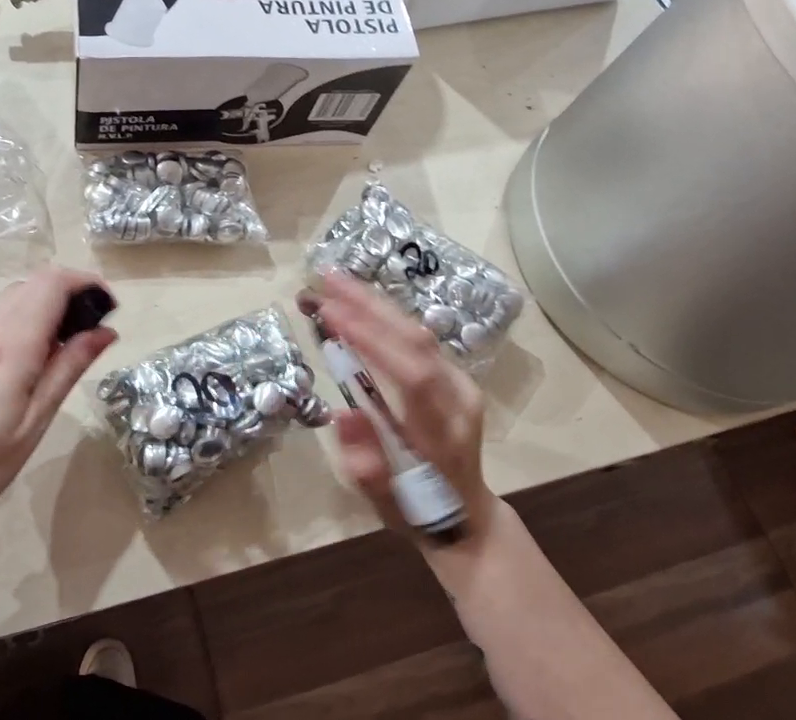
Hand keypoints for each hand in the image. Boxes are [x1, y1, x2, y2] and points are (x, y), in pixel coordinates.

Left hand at [0, 266, 117, 551]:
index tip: (111, 307)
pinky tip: (35, 356)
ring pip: (16, 295)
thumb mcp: (34, 422)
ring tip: (70, 346)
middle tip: (95, 331)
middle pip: (35, 282)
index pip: (52, 283)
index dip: (86, 283)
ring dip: (48, 304)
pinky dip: (26, 318)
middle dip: (72, 292)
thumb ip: (69, 369)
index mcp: (10, 343)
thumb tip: (106, 331)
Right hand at [316, 272, 497, 537]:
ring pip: (418, 333)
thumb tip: (342, 415)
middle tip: (328, 278)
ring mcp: (462, 385)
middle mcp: (459, 401)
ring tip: (335, 280)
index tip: (332, 314)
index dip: (374, 340)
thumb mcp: (386, 504)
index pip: (412, 375)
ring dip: (376, 304)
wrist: (468, 517)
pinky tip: (359, 301)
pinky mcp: (455, 378)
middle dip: (370, 306)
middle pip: (417, 341)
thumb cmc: (419, 512)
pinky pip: (417, 338)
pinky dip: (386, 316)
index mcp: (442, 434)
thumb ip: (367, 466)